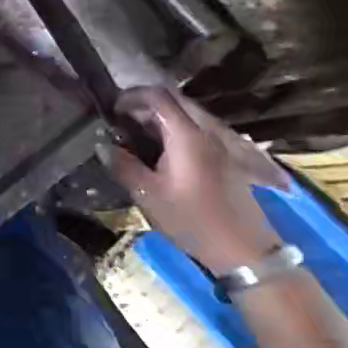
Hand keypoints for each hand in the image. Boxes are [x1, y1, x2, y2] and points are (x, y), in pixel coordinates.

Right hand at [105, 86, 285, 271]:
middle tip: (121, 120)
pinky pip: (197, 129)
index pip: (158, 96)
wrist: (245, 250)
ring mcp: (222, 143)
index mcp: (187, 136)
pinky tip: (161, 149)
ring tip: (137, 134)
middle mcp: (208, 132)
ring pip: (188, 113)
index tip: (111, 111)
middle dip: (144, 103)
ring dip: (160, 116)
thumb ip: (123, 165)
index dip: (130, 96)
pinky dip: (174, 128)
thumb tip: (102, 145)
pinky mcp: (227, 157)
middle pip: (175, 100)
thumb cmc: (193, 220)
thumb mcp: (147, 194)